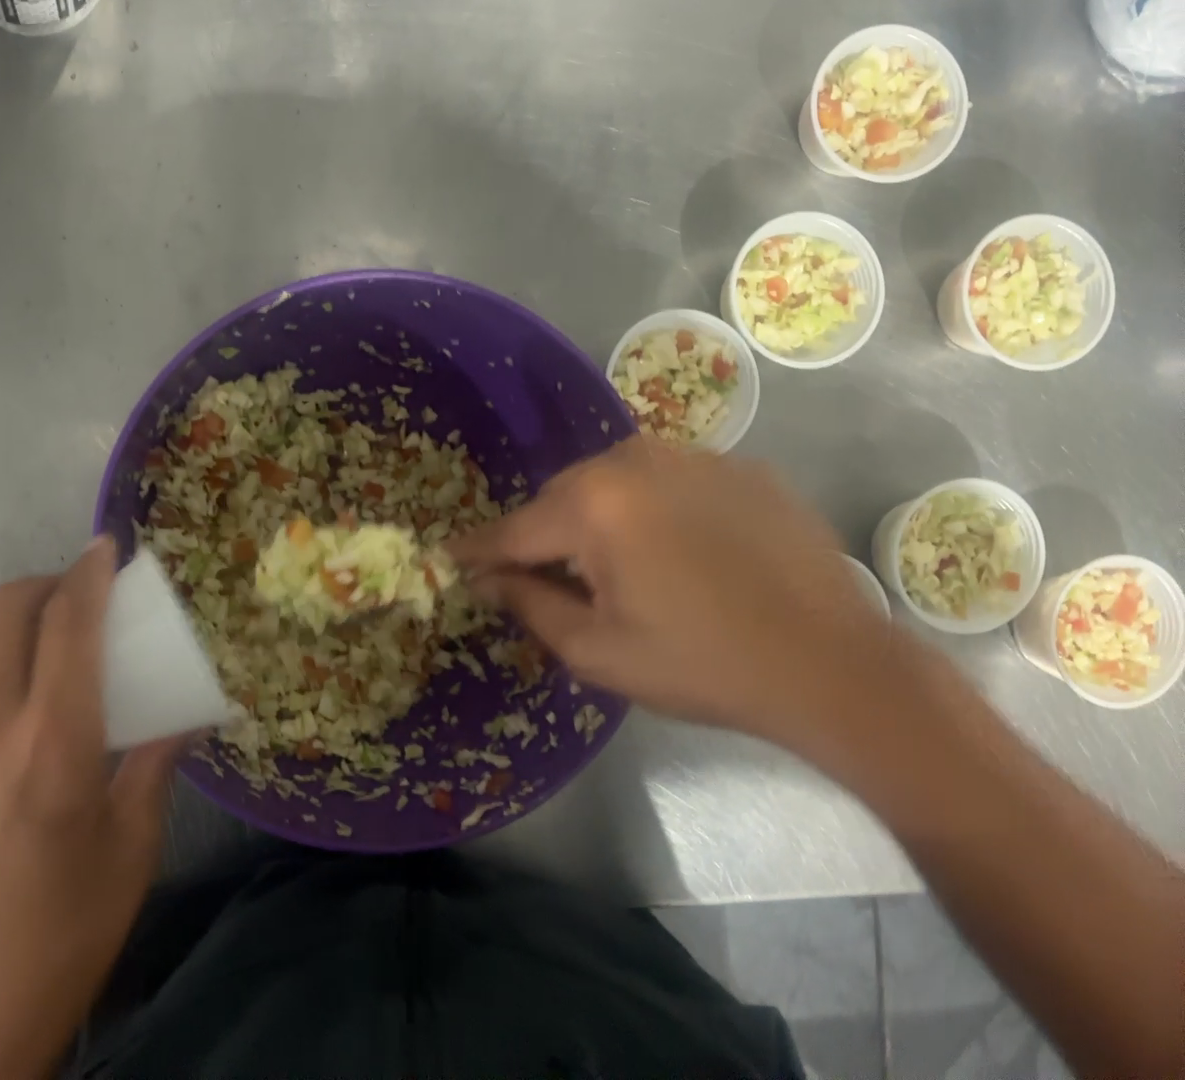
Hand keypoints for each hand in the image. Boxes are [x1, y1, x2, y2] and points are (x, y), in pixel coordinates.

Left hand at [0, 538, 186, 1079]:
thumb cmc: (68, 930)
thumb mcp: (133, 847)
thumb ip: (154, 766)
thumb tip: (188, 718)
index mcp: (52, 741)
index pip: (69, 624)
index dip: (89, 573)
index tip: (105, 548)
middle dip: (40, 584)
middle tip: (71, 599)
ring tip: (16, 653)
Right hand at [450, 439, 893, 748]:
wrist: (835, 666)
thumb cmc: (700, 665)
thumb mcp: (595, 650)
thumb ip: (528, 605)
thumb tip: (487, 579)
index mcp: (594, 506)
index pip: (512, 530)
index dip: (477, 551)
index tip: (448, 559)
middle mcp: (637, 461)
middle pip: (560, 498)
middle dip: (544, 537)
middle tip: (547, 582)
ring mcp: (695, 457)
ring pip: (613, 484)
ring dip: (598, 520)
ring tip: (615, 570)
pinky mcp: (742, 469)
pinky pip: (668, 483)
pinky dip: (652, 512)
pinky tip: (678, 556)